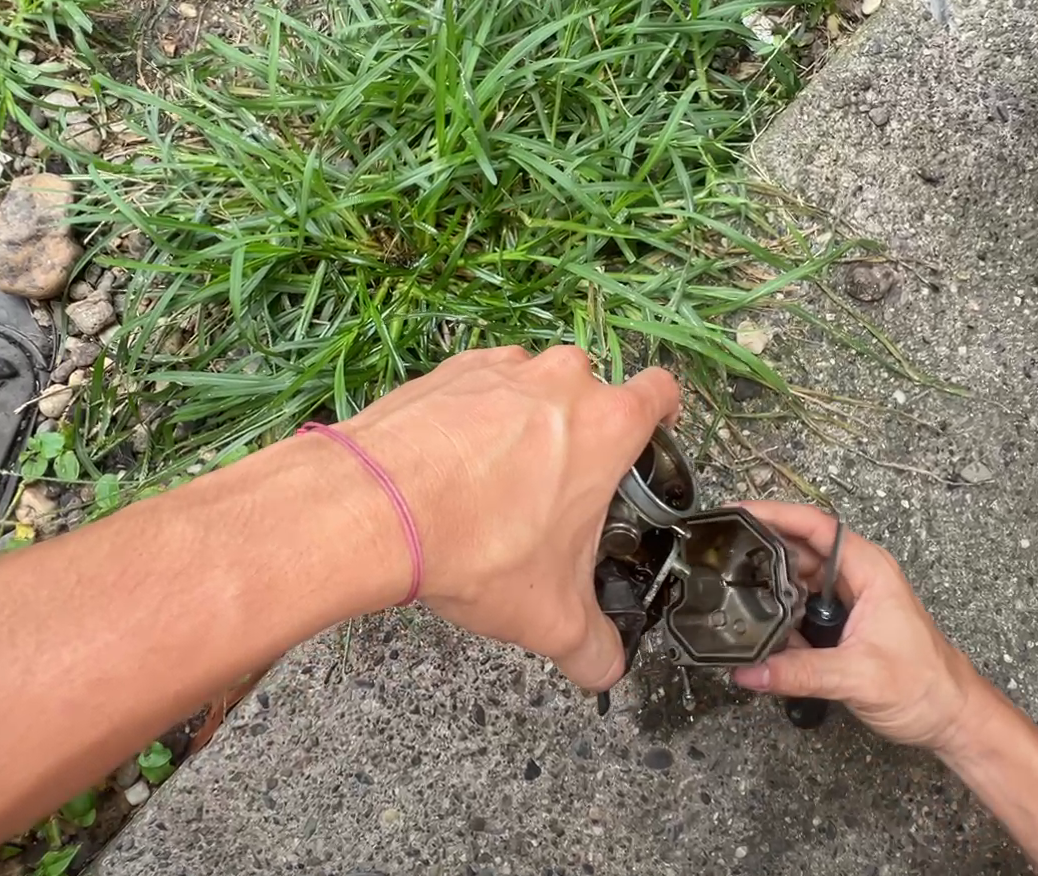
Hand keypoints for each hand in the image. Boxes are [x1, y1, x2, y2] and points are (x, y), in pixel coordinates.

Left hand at [331, 345, 678, 690]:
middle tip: (557, 488)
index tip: (647, 440)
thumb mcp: (550, 616)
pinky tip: (455, 461)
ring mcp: (506, 367)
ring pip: (537, 388)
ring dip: (530, 422)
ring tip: (497, 479)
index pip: (662, 392)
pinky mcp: (455, 368)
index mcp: (608, 424)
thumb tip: (606, 669)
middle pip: (592, 397)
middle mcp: (563, 380)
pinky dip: (479, 413)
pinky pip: (485, 385)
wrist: (375, 507)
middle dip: (582, 435)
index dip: (662, 415)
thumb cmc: (479, 549)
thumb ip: (595, 648)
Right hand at [730, 502, 983, 750]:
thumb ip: (800, 673)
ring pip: (795, 575)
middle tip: (720, 550)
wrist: (953, 719)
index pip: (814, 525)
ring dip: (765, 579)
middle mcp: (854, 575)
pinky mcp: (838, 621)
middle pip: (797, 546)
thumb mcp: (859, 676)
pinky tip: (753, 617)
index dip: (773, 513)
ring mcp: (845, 597)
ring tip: (727, 581)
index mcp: (867, 568)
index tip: (737, 512)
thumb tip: (749, 670)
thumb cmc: (926, 687)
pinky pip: (799, 603)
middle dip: (759, 545)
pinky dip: (776, 607)